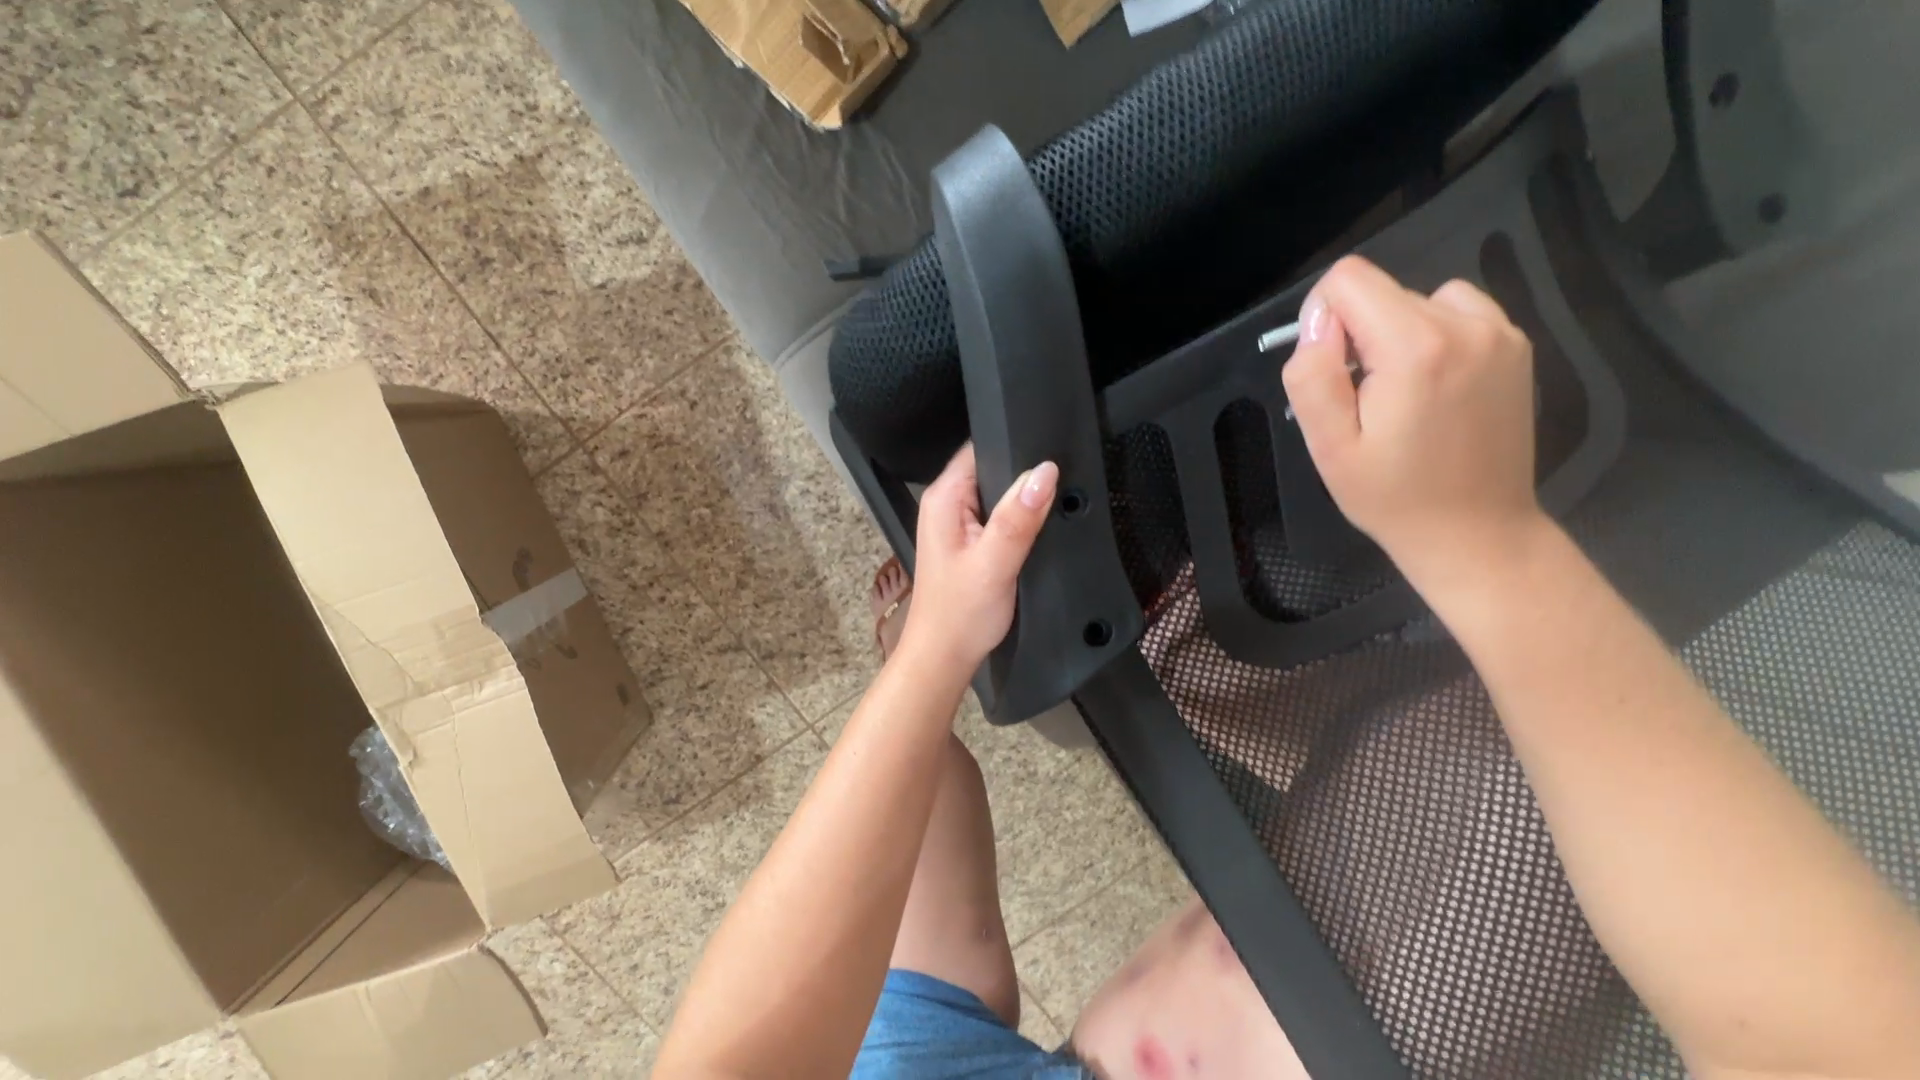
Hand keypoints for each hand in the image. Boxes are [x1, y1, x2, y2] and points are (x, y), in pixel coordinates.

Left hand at [898, 444, 1058, 669]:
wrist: (944, 656)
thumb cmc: (960, 614)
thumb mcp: (995, 562)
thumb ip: (1019, 516)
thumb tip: (1045, 472)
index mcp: (943, 498)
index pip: (980, 448)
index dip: (1014, 447)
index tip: (1048, 451)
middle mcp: (945, 504)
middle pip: (992, 468)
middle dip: (1023, 475)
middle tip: (1056, 485)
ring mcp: (956, 523)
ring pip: (997, 493)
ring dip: (1020, 500)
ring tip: (1047, 509)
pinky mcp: (969, 542)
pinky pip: (997, 516)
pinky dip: (1016, 520)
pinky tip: (1031, 531)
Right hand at [1282, 256, 1546, 584]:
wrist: (1476, 532)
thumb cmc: (1393, 497)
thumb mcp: (1329, 447)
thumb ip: (1312, 375)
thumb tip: (1318, 325)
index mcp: (1416, 346)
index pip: (1348, 279)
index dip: (1322, 318)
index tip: (1331, 370)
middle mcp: (1466, 324)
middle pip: (1382, 290)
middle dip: (1359, 334)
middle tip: (1367, 399)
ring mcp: (1499, 332)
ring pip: (1418, 299)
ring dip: (1395, 334)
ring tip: (1401, 393)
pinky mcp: (1516, 345)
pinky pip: (1456, 312)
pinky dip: (1433, 335)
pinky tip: (1433, 384)